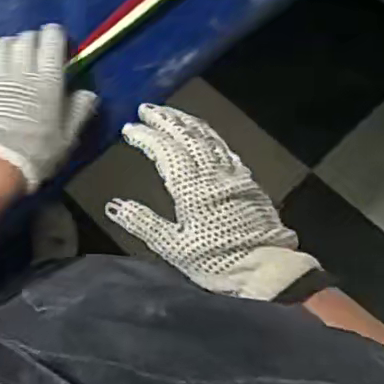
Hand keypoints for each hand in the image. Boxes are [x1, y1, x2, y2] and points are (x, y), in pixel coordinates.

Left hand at [0, 25, 98, 192]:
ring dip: (10, 46)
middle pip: (25, 38)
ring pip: (2, 44)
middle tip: (36, 53)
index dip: (55, 36)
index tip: (58, 44)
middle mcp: (21, 70)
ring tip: (13, 57)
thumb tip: (87, 93)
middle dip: (33, 40)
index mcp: (48, 78)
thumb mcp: (69, 135)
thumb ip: (79, 110)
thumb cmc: (37, 152)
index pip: (51, 38)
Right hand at [105, 104, 321, 300]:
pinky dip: (211, 139)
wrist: (271, 275)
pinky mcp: (249, 186)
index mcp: (193, 188)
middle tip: (148, 108)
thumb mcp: (173, 246)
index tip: (130, 128)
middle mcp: (215, 176)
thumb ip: (142, 222)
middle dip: (168, 120)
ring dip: (189, 124)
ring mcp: (236, 179)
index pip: (167, 151)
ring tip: (172, 115)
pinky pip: (227, 152)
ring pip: (211, 141)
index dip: (147, 136)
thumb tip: (113, 204)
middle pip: (190, 138)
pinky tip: (205, 137)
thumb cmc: (217, 261)